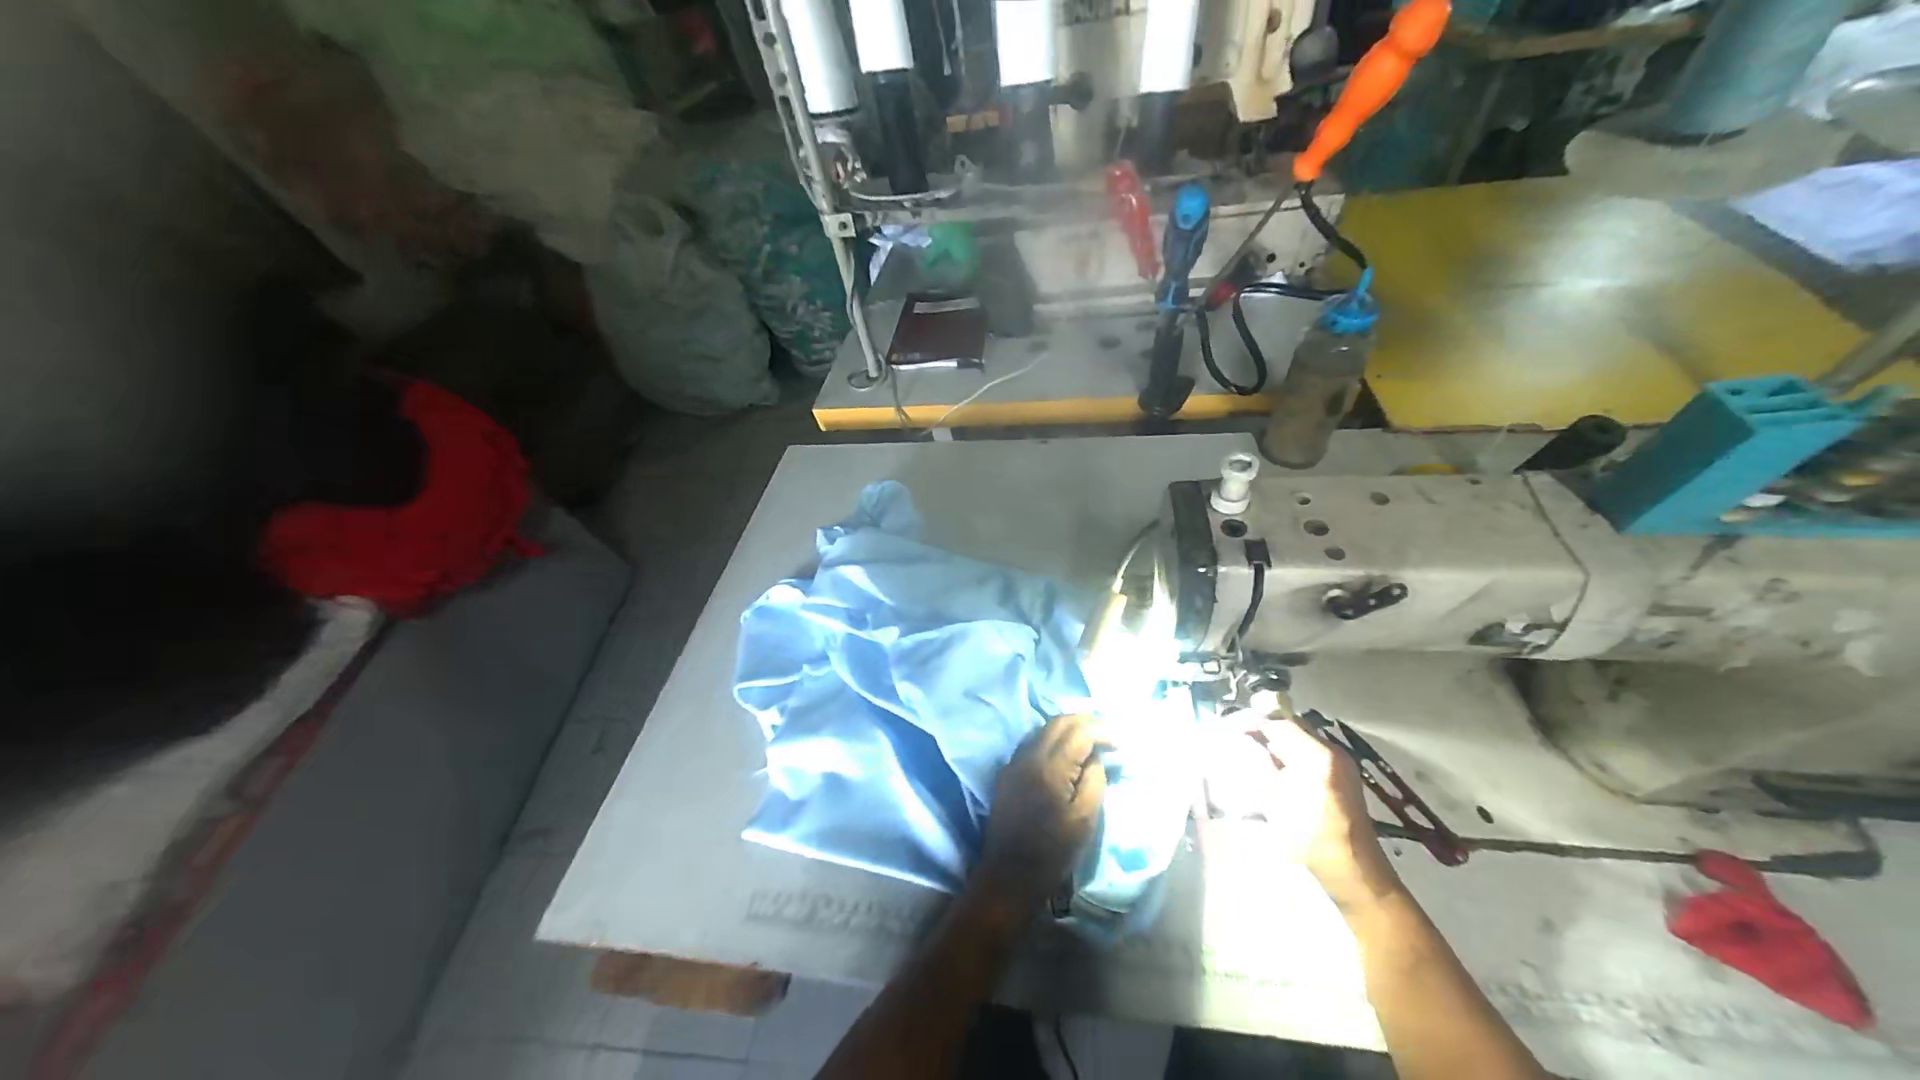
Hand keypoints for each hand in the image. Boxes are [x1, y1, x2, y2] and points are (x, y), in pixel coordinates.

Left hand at [975, 714, 1106, 910]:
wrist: (1009, 875)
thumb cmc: (1053, 852)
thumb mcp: (1084, 818)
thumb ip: (1093, 779)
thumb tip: (1095, 755)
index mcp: (1048, 768)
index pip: (1077, 732)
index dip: (1101, 731)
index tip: (1120, 741)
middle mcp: (1026, 757)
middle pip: (1058, 723)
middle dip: (1085, 723)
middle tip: (1109, 735)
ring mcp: (1013, 763)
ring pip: (1043, 730)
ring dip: (1068, 729)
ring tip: (1092, 740)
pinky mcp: (1007, 772)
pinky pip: (1033, 743)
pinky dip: (1053, 740)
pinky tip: (1067, 753)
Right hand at [1214, 712, 1399, 909]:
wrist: (1354, 875)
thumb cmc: (1313, 843)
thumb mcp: (1276, 804)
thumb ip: (1257, 767)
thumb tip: (1237, 742)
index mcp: (1318, 756)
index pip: (1278, 722)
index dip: (1250, 722)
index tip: (1226, 729)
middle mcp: (1332, 752)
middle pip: (1288, 726)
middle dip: (1259, 729)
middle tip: (1233, 738)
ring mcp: (1338, 763)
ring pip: (1296, 738)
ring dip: (1270, 742)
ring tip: (1245, 754)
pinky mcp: (1338, 775)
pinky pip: (1305, 753)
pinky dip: (1284, 755)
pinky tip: (1269, 771)